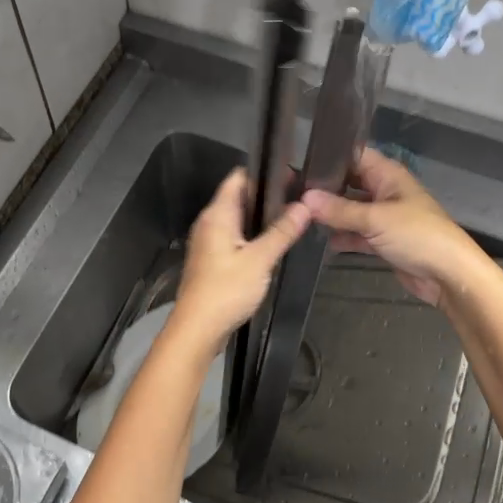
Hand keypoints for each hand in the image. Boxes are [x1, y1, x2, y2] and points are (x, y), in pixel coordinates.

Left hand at [172, 170, 310, 339]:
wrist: (197, 329)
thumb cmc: (226, 290)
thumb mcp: (259, 260)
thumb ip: (282, 232)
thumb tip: (305, 205)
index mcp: (217, 215)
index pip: (238, 177)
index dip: (264, 173)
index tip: (292, 177)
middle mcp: (209, 222)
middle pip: (239, 197)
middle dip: (267, 196)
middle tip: (300, 199)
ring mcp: (208, 242)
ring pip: (238, 219)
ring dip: (261, 217)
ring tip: (292, 219)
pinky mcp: (212, 260)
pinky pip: (235, 237)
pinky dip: (252, 235)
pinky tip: (273, 244)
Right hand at [302, 148, 483, 307]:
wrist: (448, 275)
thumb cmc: (417, 235)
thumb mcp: (374, 219)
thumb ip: (339, 210)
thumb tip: (304, 198)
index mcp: (388, 175)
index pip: (355, 156)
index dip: (330, 157)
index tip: (300, 163)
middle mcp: (385, 191)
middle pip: (350, 183)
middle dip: (325, 189)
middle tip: (293, 192)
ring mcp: (384, 217)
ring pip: (351, 210)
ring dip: (332, 215)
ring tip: (300, 216)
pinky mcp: (384, 240)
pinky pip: (357, 233)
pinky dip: (343, 236)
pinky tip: (322, 240)